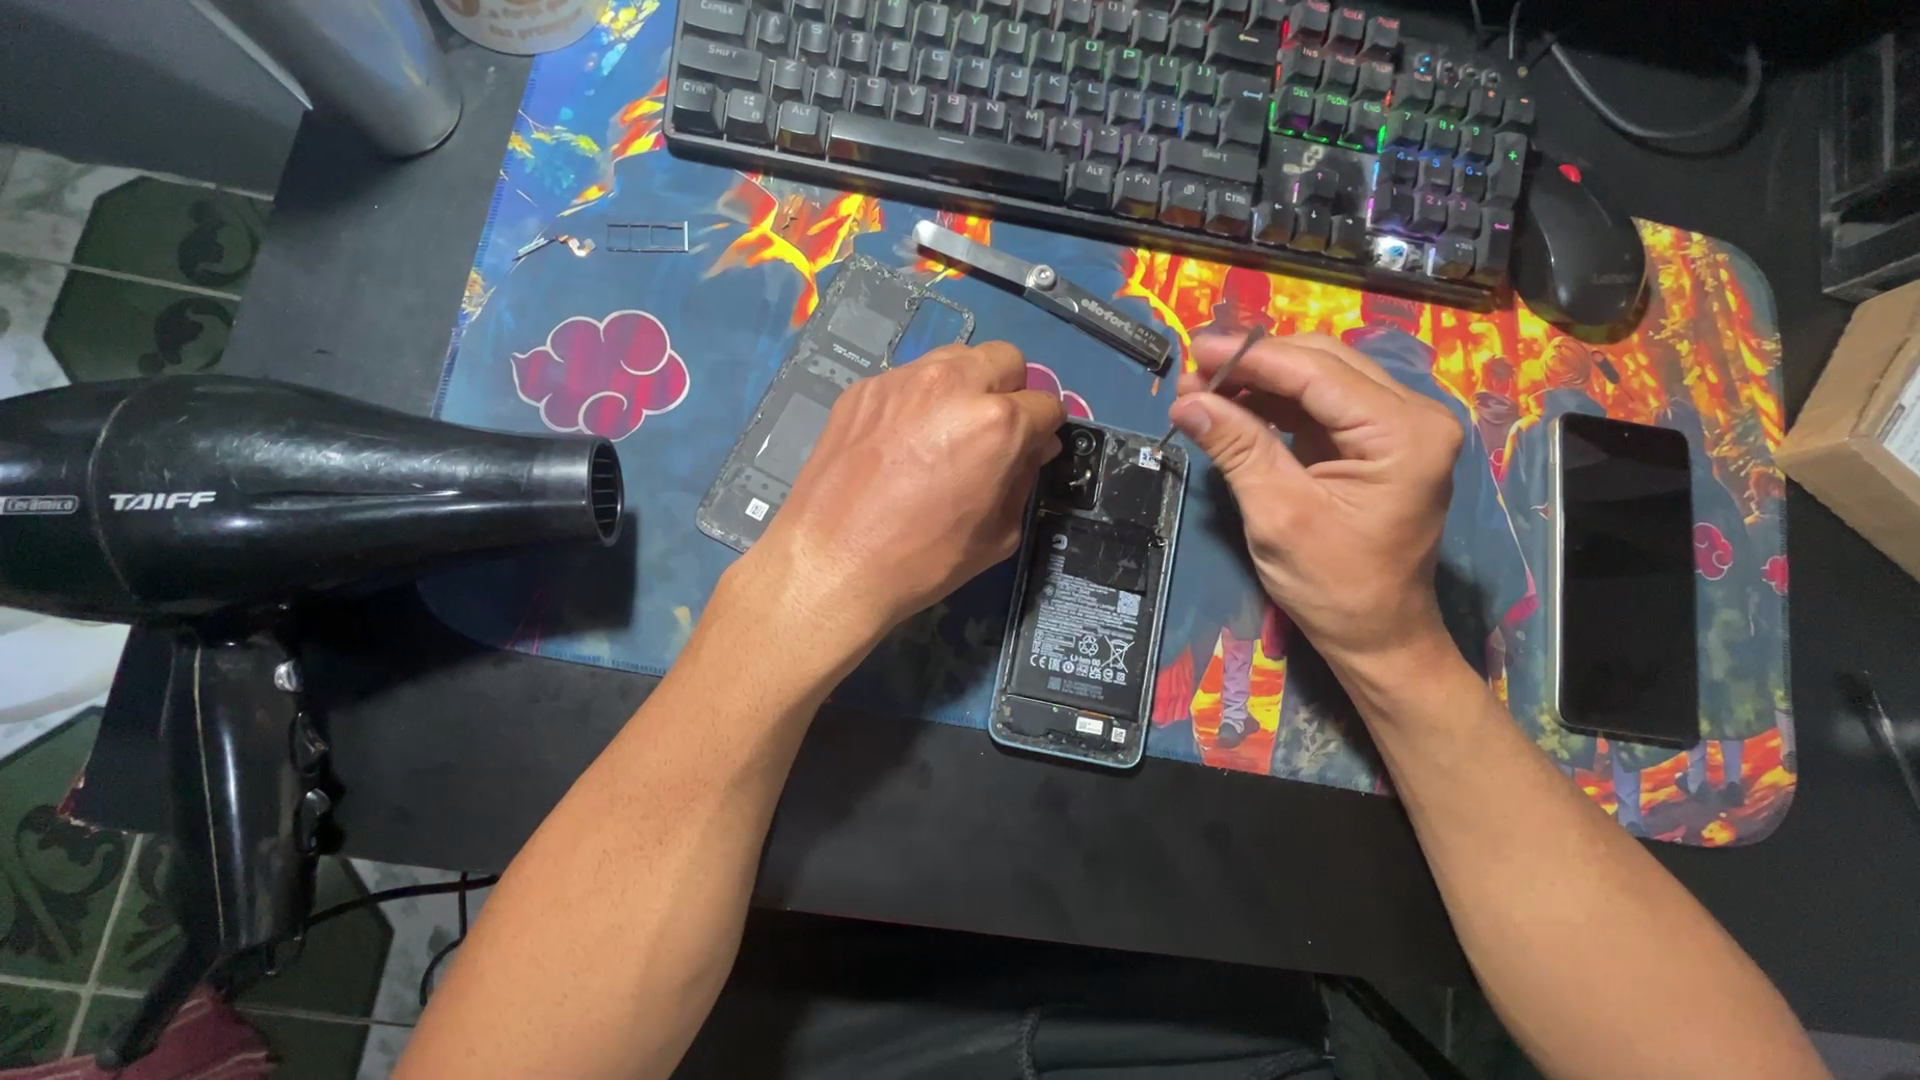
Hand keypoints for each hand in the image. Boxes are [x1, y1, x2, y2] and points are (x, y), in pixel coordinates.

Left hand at [746, 341, 1065, 646]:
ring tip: (948, 427)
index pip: (1048, 403)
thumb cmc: (923, 560)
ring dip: (967, 384)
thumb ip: (1023, 480)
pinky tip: (902, 439)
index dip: (1045, 430)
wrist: (833, 562)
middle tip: (994, 431)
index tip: (1032, 448)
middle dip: (1012, 390)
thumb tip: (1031, 450)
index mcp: (998, 422)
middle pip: (1006, 359)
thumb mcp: (998, 535)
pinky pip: (910, 377)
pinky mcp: (865, 388)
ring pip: (956, 357)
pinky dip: (920, 398)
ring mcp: (903, 380)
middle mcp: (954, 384)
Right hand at [1168, 333, 1461, 667]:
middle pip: (1322, 363)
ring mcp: (1396, 426)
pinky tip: (1234, 406)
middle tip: (1192, 376)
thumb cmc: (1334, 585)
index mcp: (1404, 433)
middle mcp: (1412, 416)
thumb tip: (1187, 401)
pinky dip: (1275, 403)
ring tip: (1203, 391)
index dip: (1251, 357)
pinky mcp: (1375, 442)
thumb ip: (1237, 448)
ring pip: (1319, 377)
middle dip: (1253, 364)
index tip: (1194, 349)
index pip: (1317, 373)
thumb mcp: (1278, 515)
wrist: (1377, 634)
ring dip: (1260, 380)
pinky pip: (1320, 404)